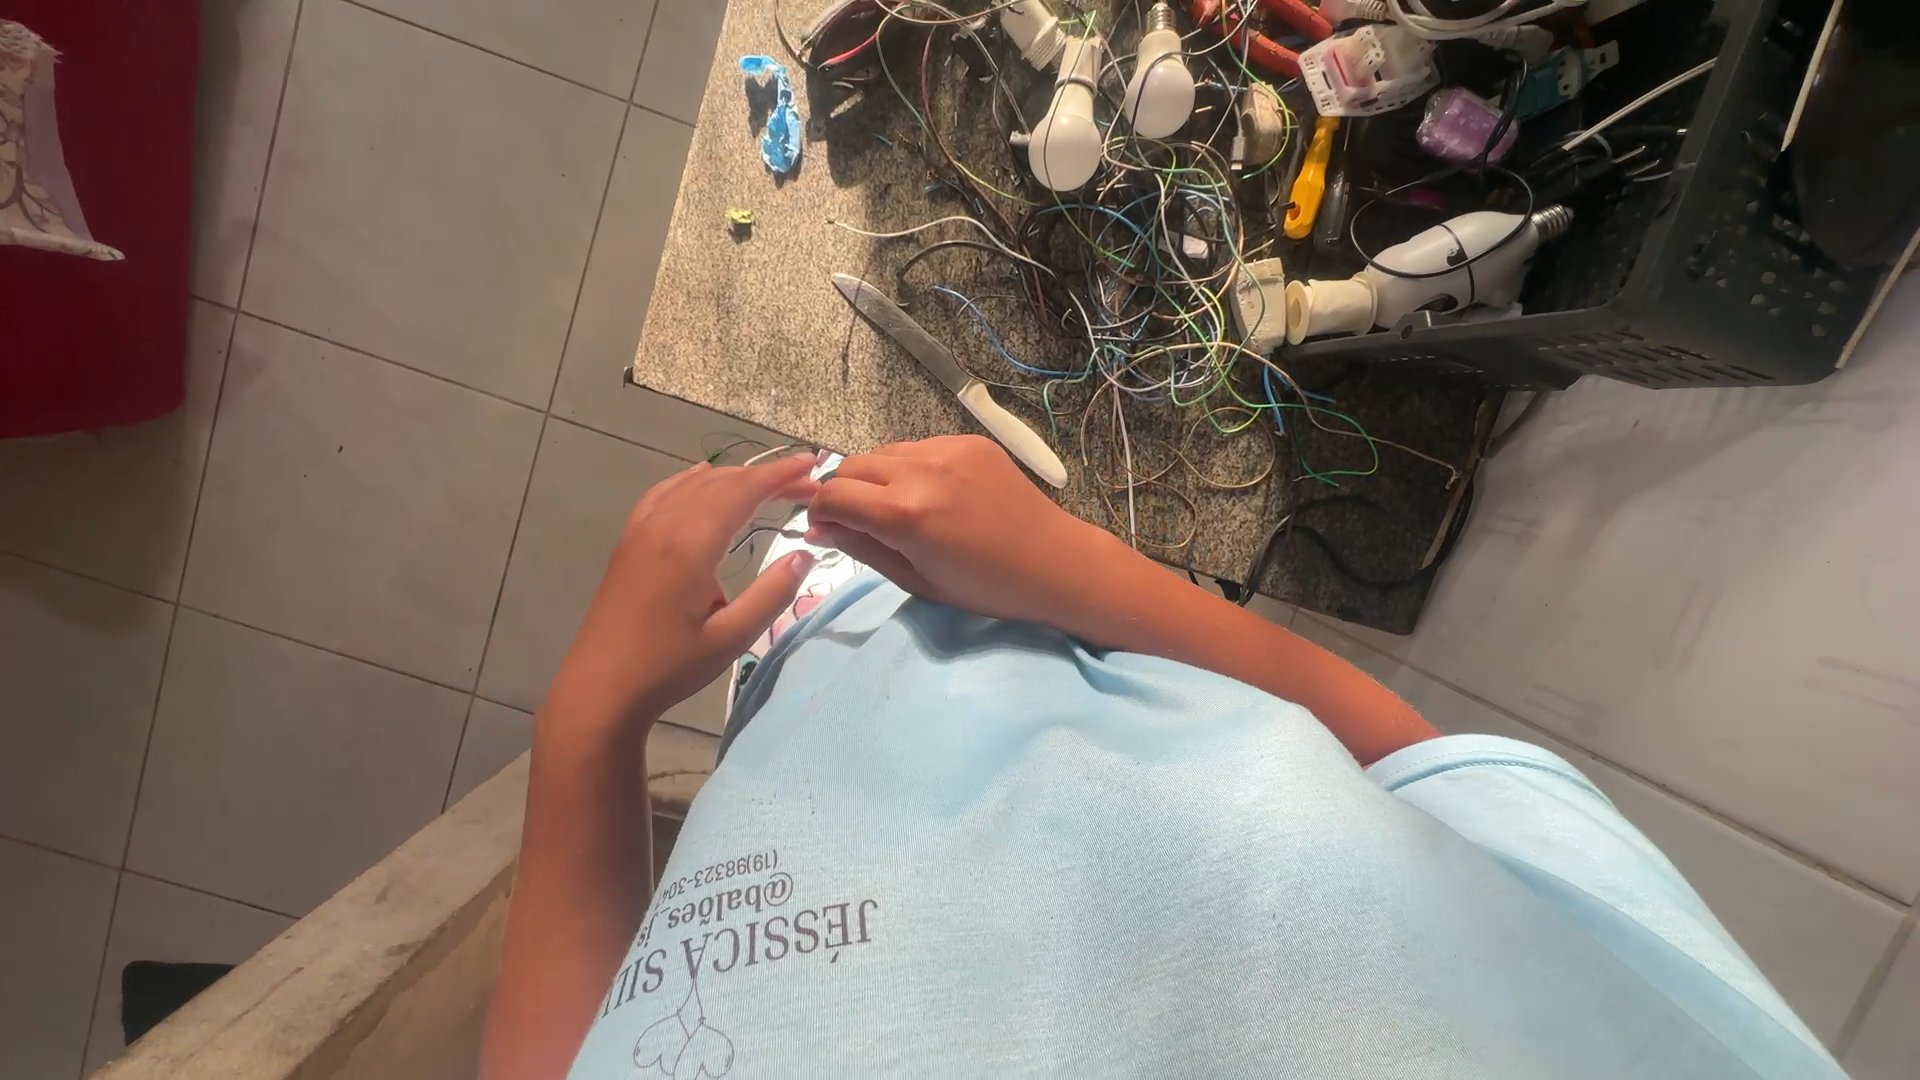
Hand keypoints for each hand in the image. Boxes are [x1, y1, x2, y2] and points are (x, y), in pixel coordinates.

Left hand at [547, 455, 820, 725]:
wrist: (599, 689)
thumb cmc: (669, 667)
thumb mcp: (732, 637)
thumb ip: (772, 593)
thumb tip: (803, 555)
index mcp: (690, 545)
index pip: (743, 491)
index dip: (781, 475)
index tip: (814, 464)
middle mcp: (664, 526)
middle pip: (721, 482)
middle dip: (766, 476)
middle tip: (804, 483)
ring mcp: (641, 531)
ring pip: (693, 484)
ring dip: (733, 477)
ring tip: (768, 483)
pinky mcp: (629, 543)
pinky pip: (663, 494)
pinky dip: (692, 480)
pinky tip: (702, 478)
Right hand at [806, 436, 1127, 626]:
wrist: (1053, 561)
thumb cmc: (984, 586)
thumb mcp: (916, 580)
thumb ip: (862, 548)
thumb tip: (818, 529)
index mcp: (905, 514)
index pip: (833, 496)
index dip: (819, 512)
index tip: (825, 528)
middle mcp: (921, 471)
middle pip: (851, 466)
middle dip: (843, 493)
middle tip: (859, 521)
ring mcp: (948, 449)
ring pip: (883, 452)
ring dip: (875, 477)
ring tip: (899, 507)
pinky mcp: (968, 440)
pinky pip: (918, 446)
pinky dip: (910, 467)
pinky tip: (933, 493)